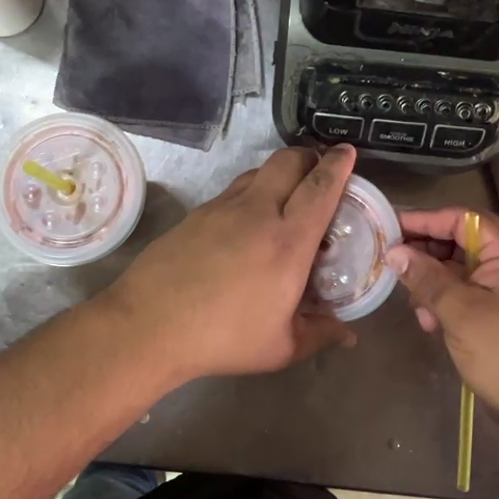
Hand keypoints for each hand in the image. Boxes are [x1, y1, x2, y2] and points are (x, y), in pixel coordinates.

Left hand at [104, 145, 357, 381]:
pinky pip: (233, 189)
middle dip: (310, 156)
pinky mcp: (196, 213)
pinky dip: (251, 190)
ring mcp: (222, 208)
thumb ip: (319, 334)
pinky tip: (247, 217)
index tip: (348, 151)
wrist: (150, 325)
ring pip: (258, 171)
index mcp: (288, 241)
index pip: (320, 188)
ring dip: (279, 171)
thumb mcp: (280, 347)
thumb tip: (348, 334)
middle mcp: (258, 212)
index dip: (338, 165)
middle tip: (320, 169)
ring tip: (286, 192)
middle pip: (289, 161)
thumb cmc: (223, 338)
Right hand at [386, 208, 498, 433]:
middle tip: (399, 278)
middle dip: (430, 261)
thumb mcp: (460, 314)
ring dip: (441, 288)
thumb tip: (395, 251)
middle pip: (467, 245)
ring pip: (472, 273)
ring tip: (422, 315)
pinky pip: (484, 295)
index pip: (463, 219)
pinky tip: (439, 326)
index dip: (424, 222)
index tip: (390, 231)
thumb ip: (426, 278)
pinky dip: (459, 304)